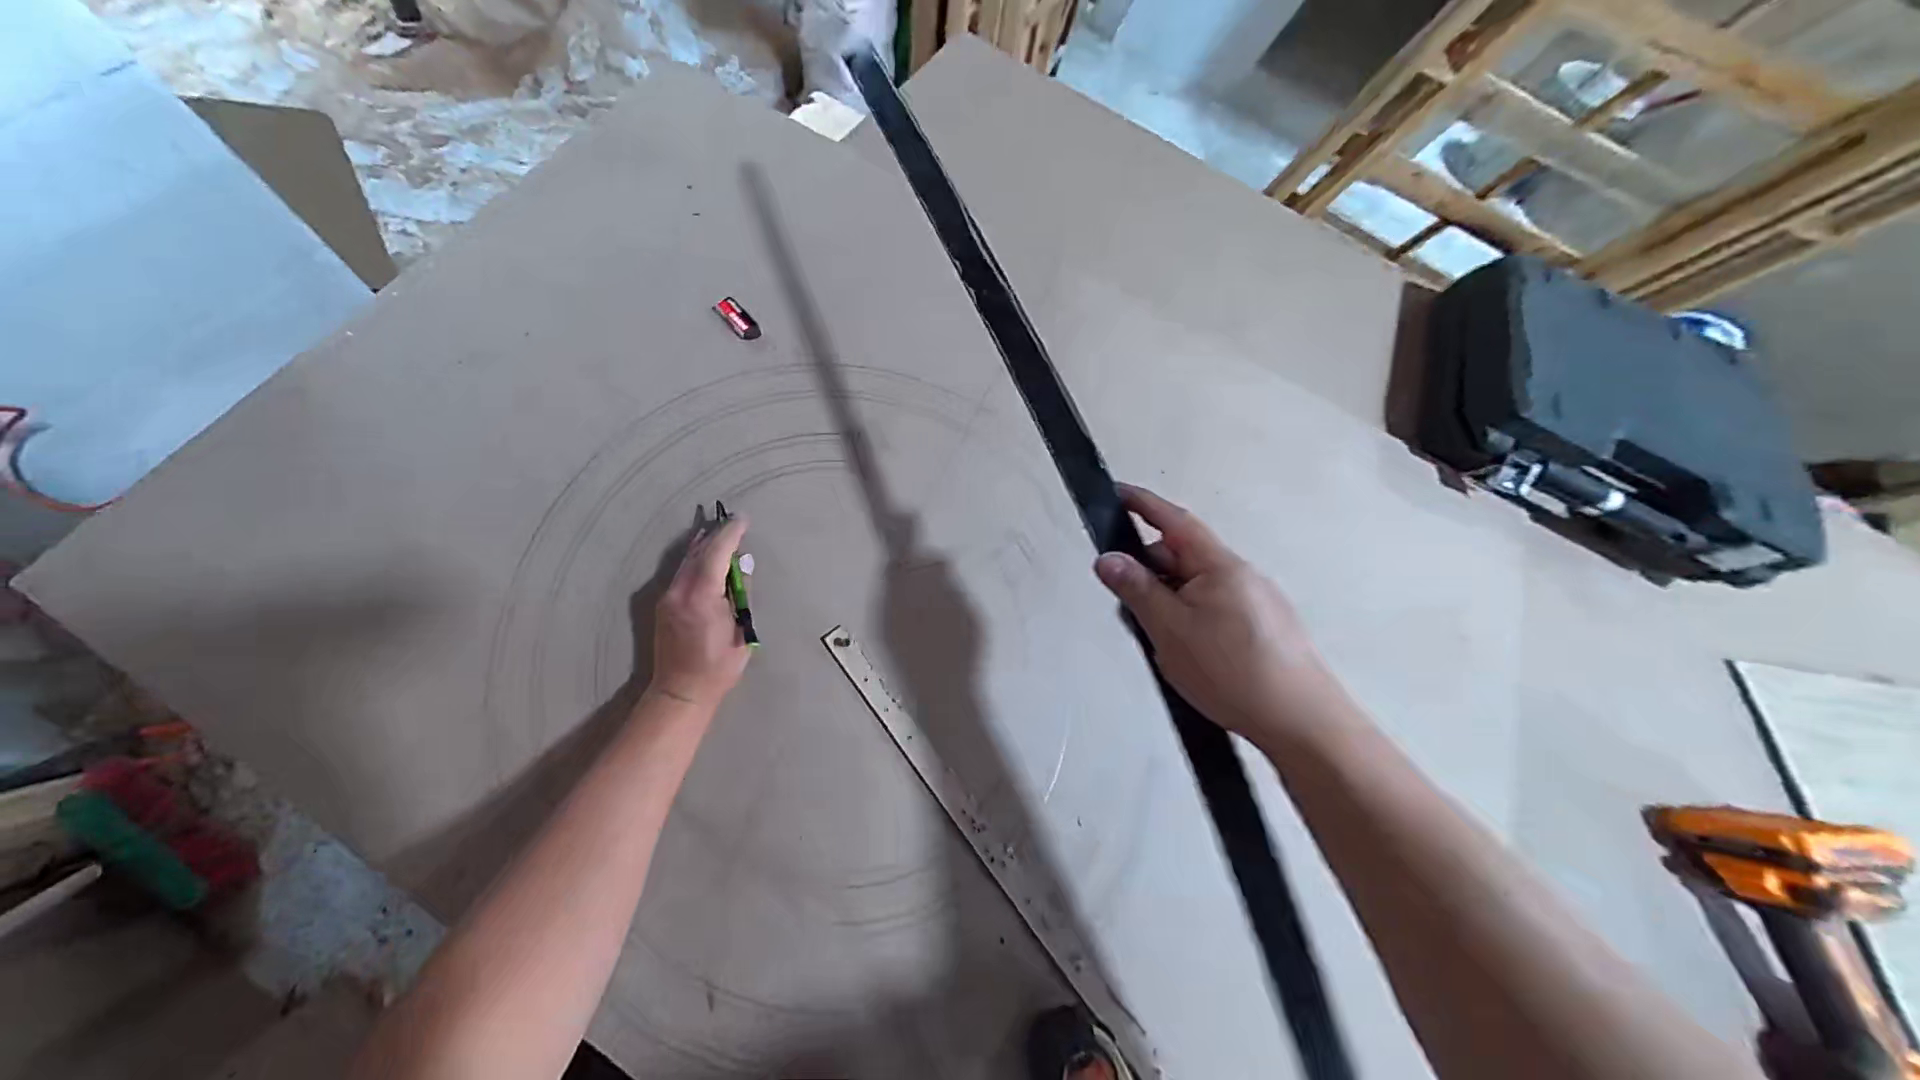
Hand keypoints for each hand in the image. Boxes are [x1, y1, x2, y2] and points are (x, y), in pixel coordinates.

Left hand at [647, 515, 751, 709]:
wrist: (680, 691)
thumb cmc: (718, 666)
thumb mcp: (741, 631)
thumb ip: (740, 595)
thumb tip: (741, 567)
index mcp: (702, 598)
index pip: (716, 554)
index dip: (730, 534)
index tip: (743, 520)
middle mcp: (679, 592)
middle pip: (698, 553)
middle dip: (717, 536)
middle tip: (734, 523)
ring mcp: (668, 598)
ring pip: (686, 561)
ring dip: (705, 546)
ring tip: (721, 534)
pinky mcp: (663, 605)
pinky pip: (681, 573)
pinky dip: (696, 561)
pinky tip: (706, 559)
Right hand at [1093, 484, 1349, 747]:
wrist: (1301, 722)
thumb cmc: (1235, 673)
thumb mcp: (1170, 630)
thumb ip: (1136, 590)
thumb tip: (1108, 559)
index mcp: (1219, 566)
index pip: (1174, 521)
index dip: (1143, 504)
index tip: (1118, 494)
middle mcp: (1241, 575)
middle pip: (1182, 556)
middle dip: (1149, 571)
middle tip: (1128, 605)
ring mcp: (1255, 601)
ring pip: (1196, 587)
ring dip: (1170, 601)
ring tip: (1161, 641)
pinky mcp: (1262, 627)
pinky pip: (1214, 608)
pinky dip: (1190, 618)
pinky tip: (1187, 653)